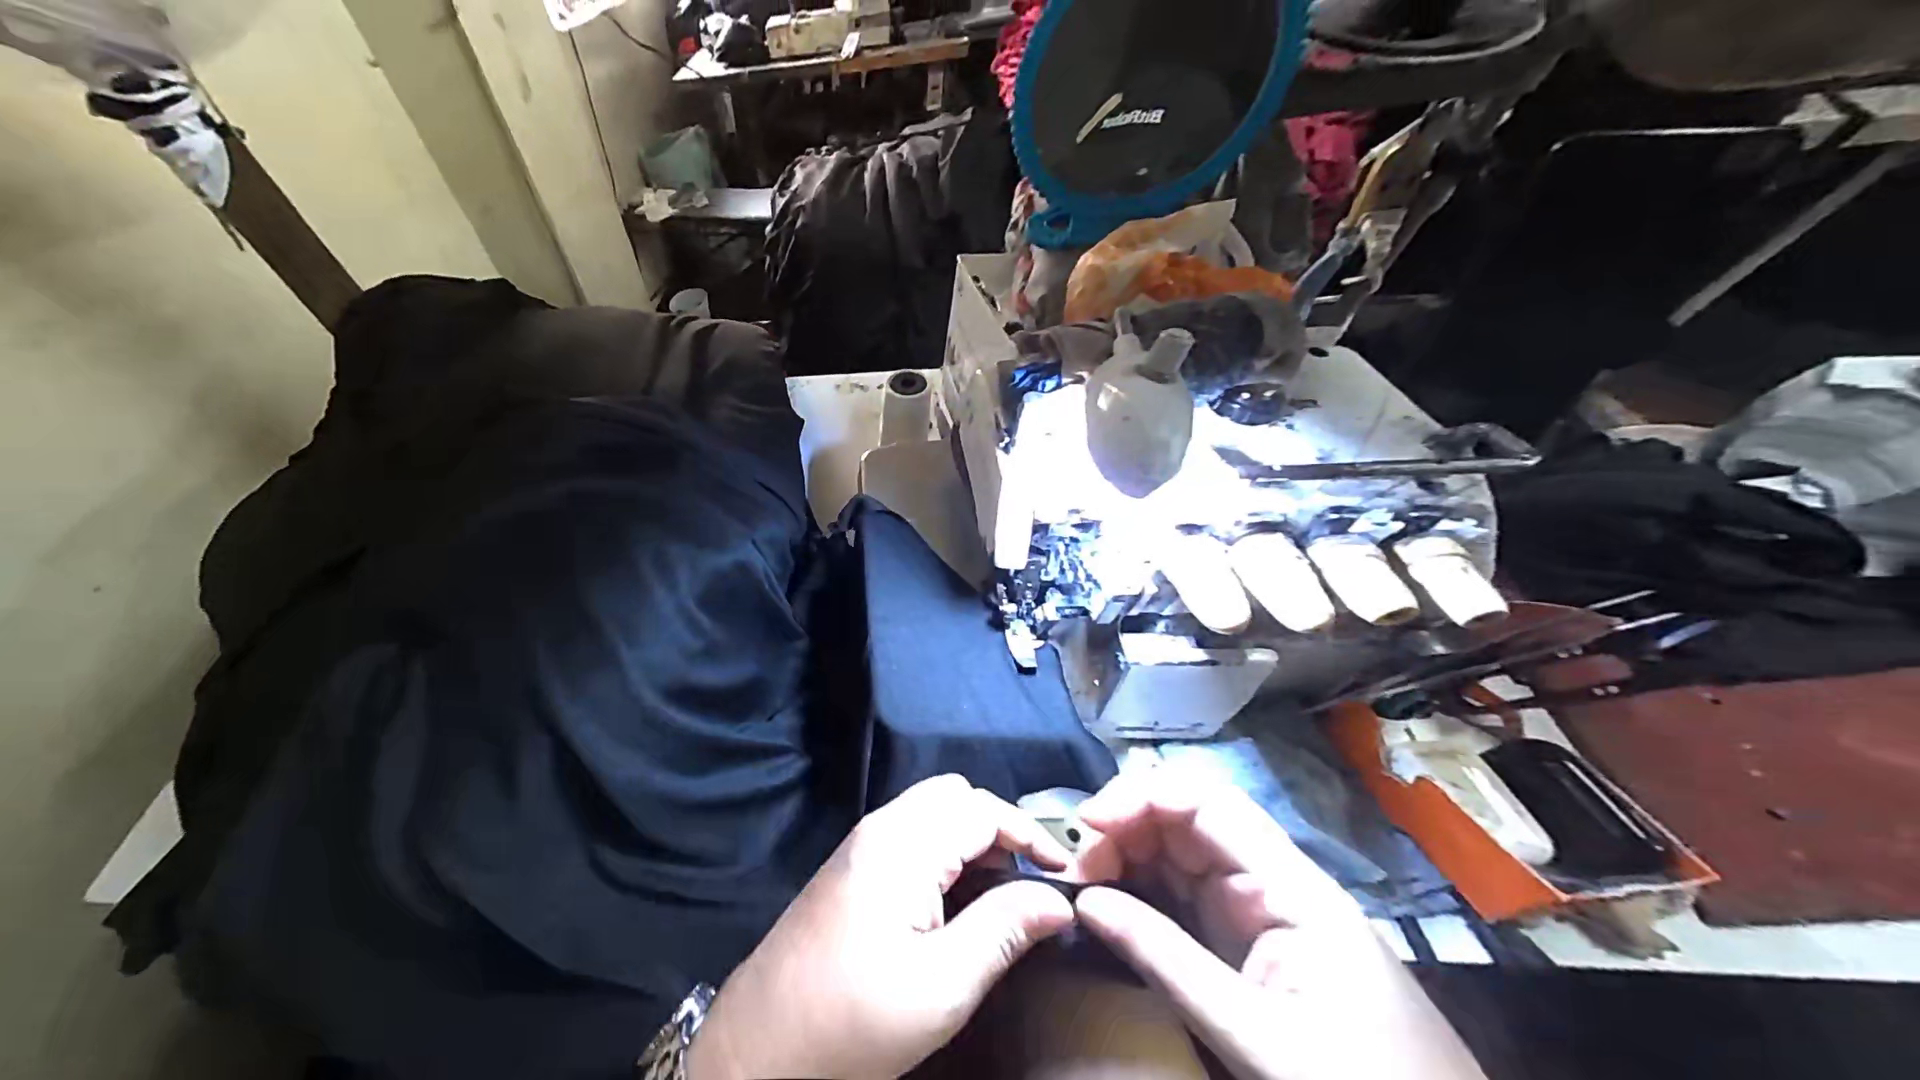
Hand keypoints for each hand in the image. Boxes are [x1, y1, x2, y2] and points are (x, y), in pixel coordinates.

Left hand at [687, 775, 1075, 1079]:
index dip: (1030, 834)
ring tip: (999, 890)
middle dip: (1000, 828)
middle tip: (1028, 879)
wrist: (756, 1051)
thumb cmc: (852, 1022)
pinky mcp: (852, 866)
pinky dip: (946, 849)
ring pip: (933, 811)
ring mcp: (861, 845)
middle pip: (956, 797)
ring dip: (973, 837)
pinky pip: (912, 832)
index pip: (982, 809)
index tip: (1064, 872)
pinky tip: (955, 897)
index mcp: (902, 845)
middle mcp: (880, 828)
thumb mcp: (942, 986)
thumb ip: (1005, 930)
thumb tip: (1058, 901)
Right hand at [1072, 768, 1485, 1079]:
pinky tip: (1111, 901)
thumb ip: (1167, 960)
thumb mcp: (1257, 1036)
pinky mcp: (1248, 942)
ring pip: (1181, 853)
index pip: (1207, 803)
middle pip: (1188, 820)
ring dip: (1128, 854)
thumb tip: (1085, 899)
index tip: (1087, 824)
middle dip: (1126, 825)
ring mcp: (1260, 911)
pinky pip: (1185, 895)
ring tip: (1082, 880)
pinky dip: (1142, 889)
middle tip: (1075, 864)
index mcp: (1289, 887)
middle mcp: (1271, 883)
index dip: (1141, 796)